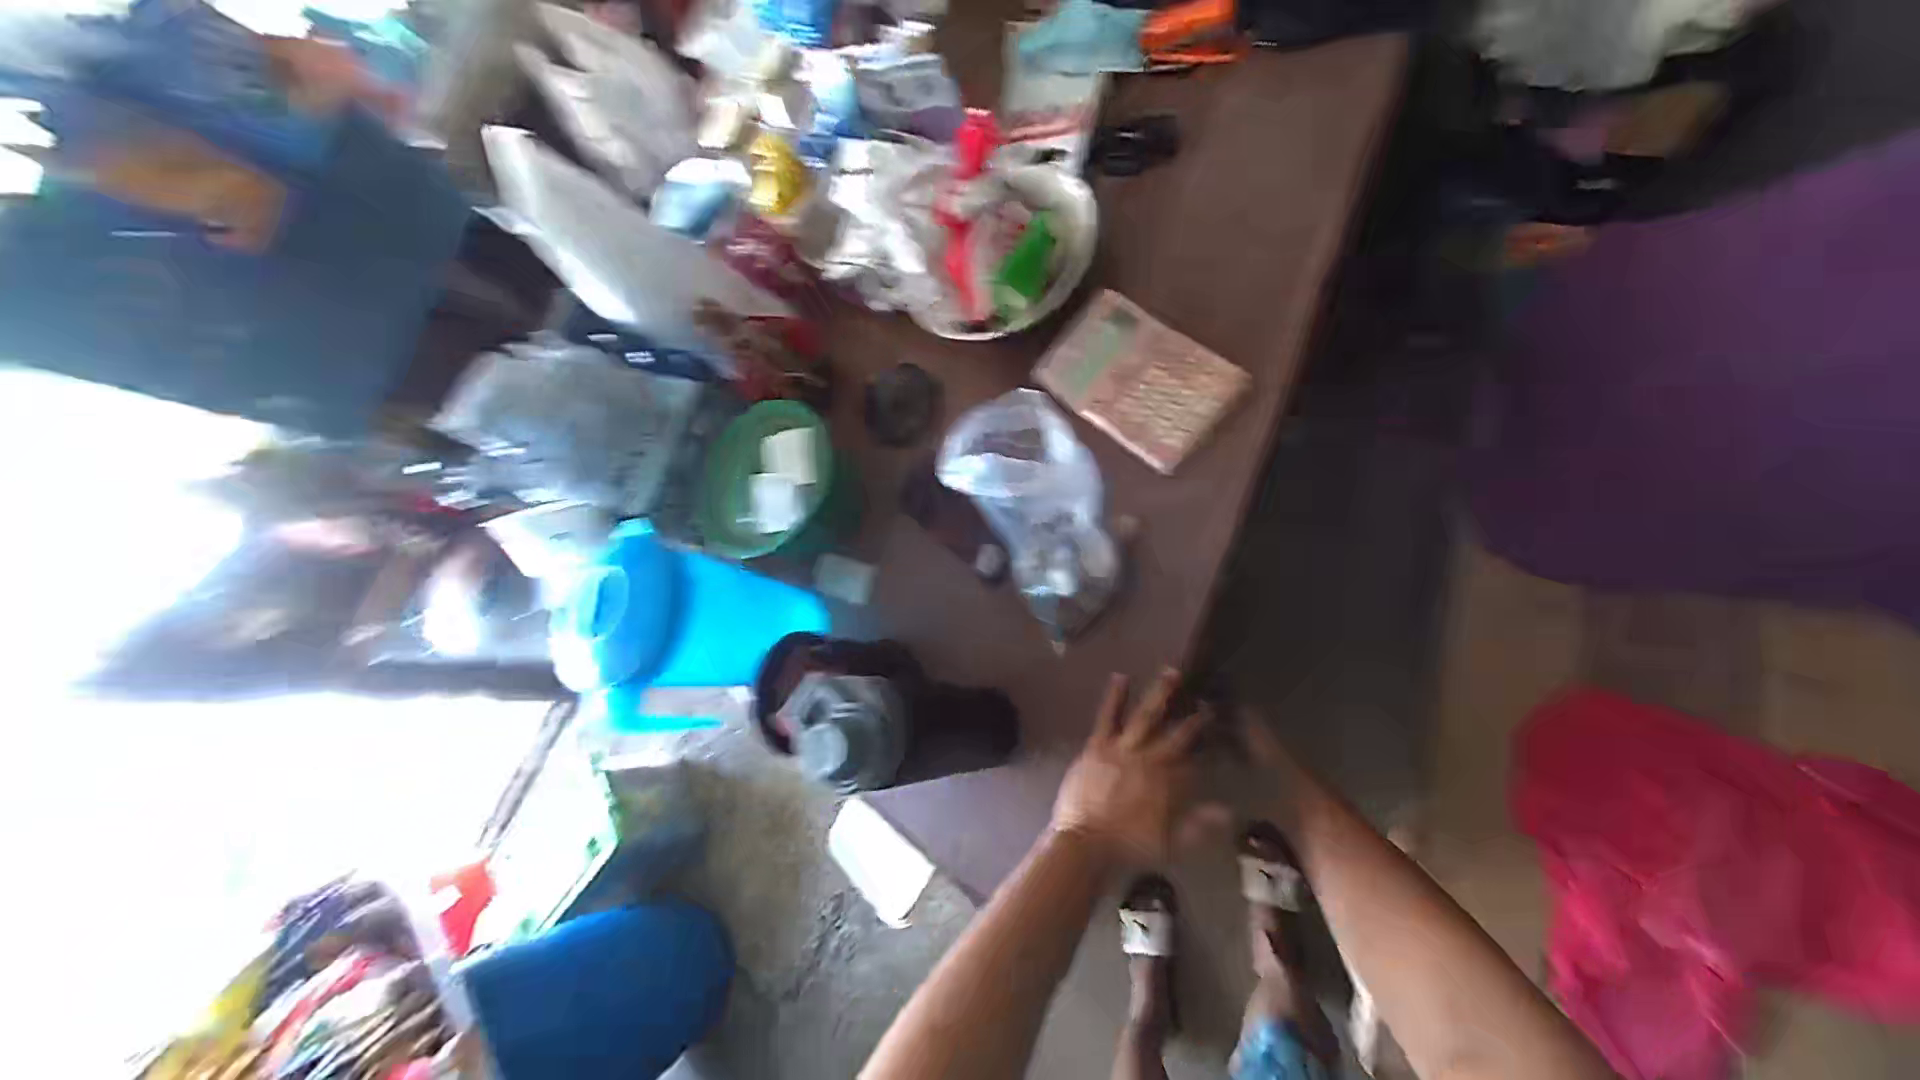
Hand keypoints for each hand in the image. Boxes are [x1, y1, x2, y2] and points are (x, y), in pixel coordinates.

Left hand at [1050, 668, 1210, 867]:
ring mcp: (1121, 749)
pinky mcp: (1097, 745)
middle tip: (1204, 697)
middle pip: (1175, 733)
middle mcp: (1149, 760)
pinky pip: (1107, 716)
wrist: (1085, 841)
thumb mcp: (1172, 843)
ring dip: (1159, 694)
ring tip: (1170, 672)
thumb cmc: (1129, 845)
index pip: (1192, 760)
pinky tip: (1120, 676)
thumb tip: (1228, 811)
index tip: (1215, 732)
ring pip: (1144, 716)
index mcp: (1168, 783)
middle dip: (1191, 716)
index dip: (1204, 746)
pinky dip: (1114, 696)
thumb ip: (1200, 826)